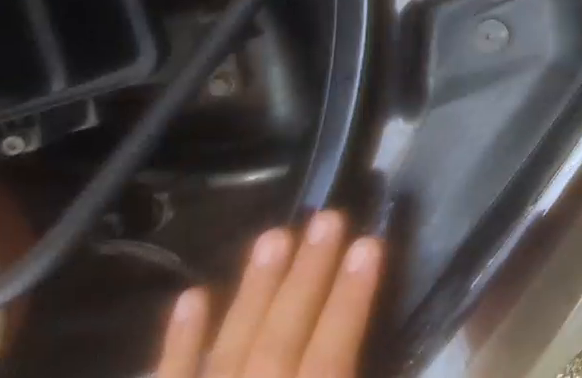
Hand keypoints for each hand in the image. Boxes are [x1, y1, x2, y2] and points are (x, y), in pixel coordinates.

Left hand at [155, 211, 383, 377]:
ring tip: (273, 235)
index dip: (350, 301)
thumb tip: (400, 371)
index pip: (330, 357)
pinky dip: (180, 342)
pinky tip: (192, 296)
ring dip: (252, 292)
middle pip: (279, 342)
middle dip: (305, 278)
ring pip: (228, 350)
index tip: (369, 244)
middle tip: (328, 218)